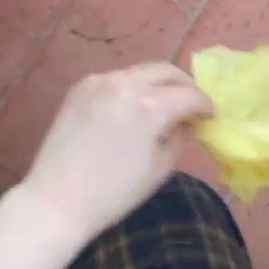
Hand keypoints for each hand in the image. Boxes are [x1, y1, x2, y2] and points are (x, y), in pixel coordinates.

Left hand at [17, 63, 213, 242]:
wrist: (58, 197)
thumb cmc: (114, 192)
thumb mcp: (160, 167)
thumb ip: (178, 136)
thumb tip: (184, 120)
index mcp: (149, 105)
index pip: (189, 95)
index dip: (205, 105)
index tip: (211, 116)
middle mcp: (124, 82)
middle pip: (165, 71)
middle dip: (183, 85)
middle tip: (192, 104)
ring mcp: (99, 80)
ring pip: (139, 72)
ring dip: (157, 85)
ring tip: (163, 107)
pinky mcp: (81, 85)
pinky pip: (115, 79)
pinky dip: (130, 88)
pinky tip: (131, 110)